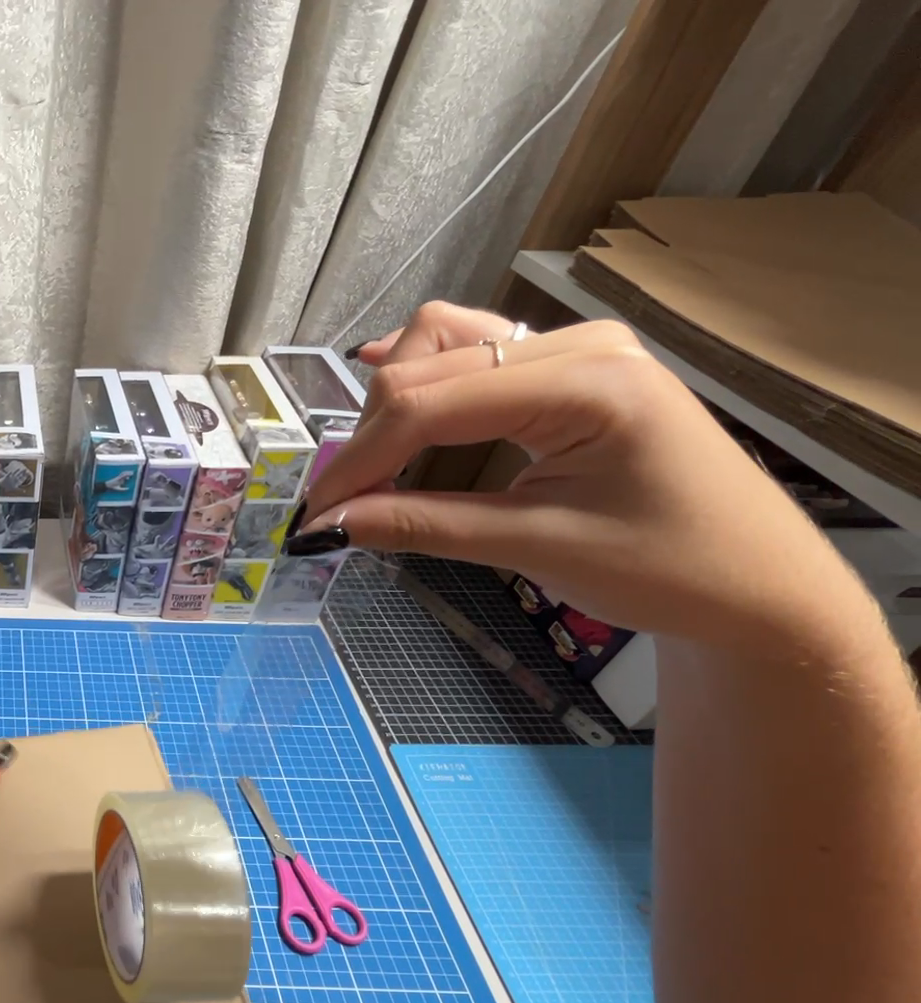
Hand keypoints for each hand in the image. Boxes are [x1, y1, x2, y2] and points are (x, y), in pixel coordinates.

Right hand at [306, 301, 880, 652]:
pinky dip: (421, 371)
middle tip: (341, 504)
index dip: (358, 459)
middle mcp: (578, 344)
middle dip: (369, 437)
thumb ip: (420, 525)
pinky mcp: (567, 368)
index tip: (314, 513)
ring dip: (391, 399)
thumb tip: (325, 525)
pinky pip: (472, 347)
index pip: (429, 404)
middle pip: (425, 367)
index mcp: (586, 381)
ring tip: (373, 464)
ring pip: (441, 340)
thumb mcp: (533, 547)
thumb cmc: (669, 572)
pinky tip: (389, 390)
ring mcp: (575, 348)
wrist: (761, 590)